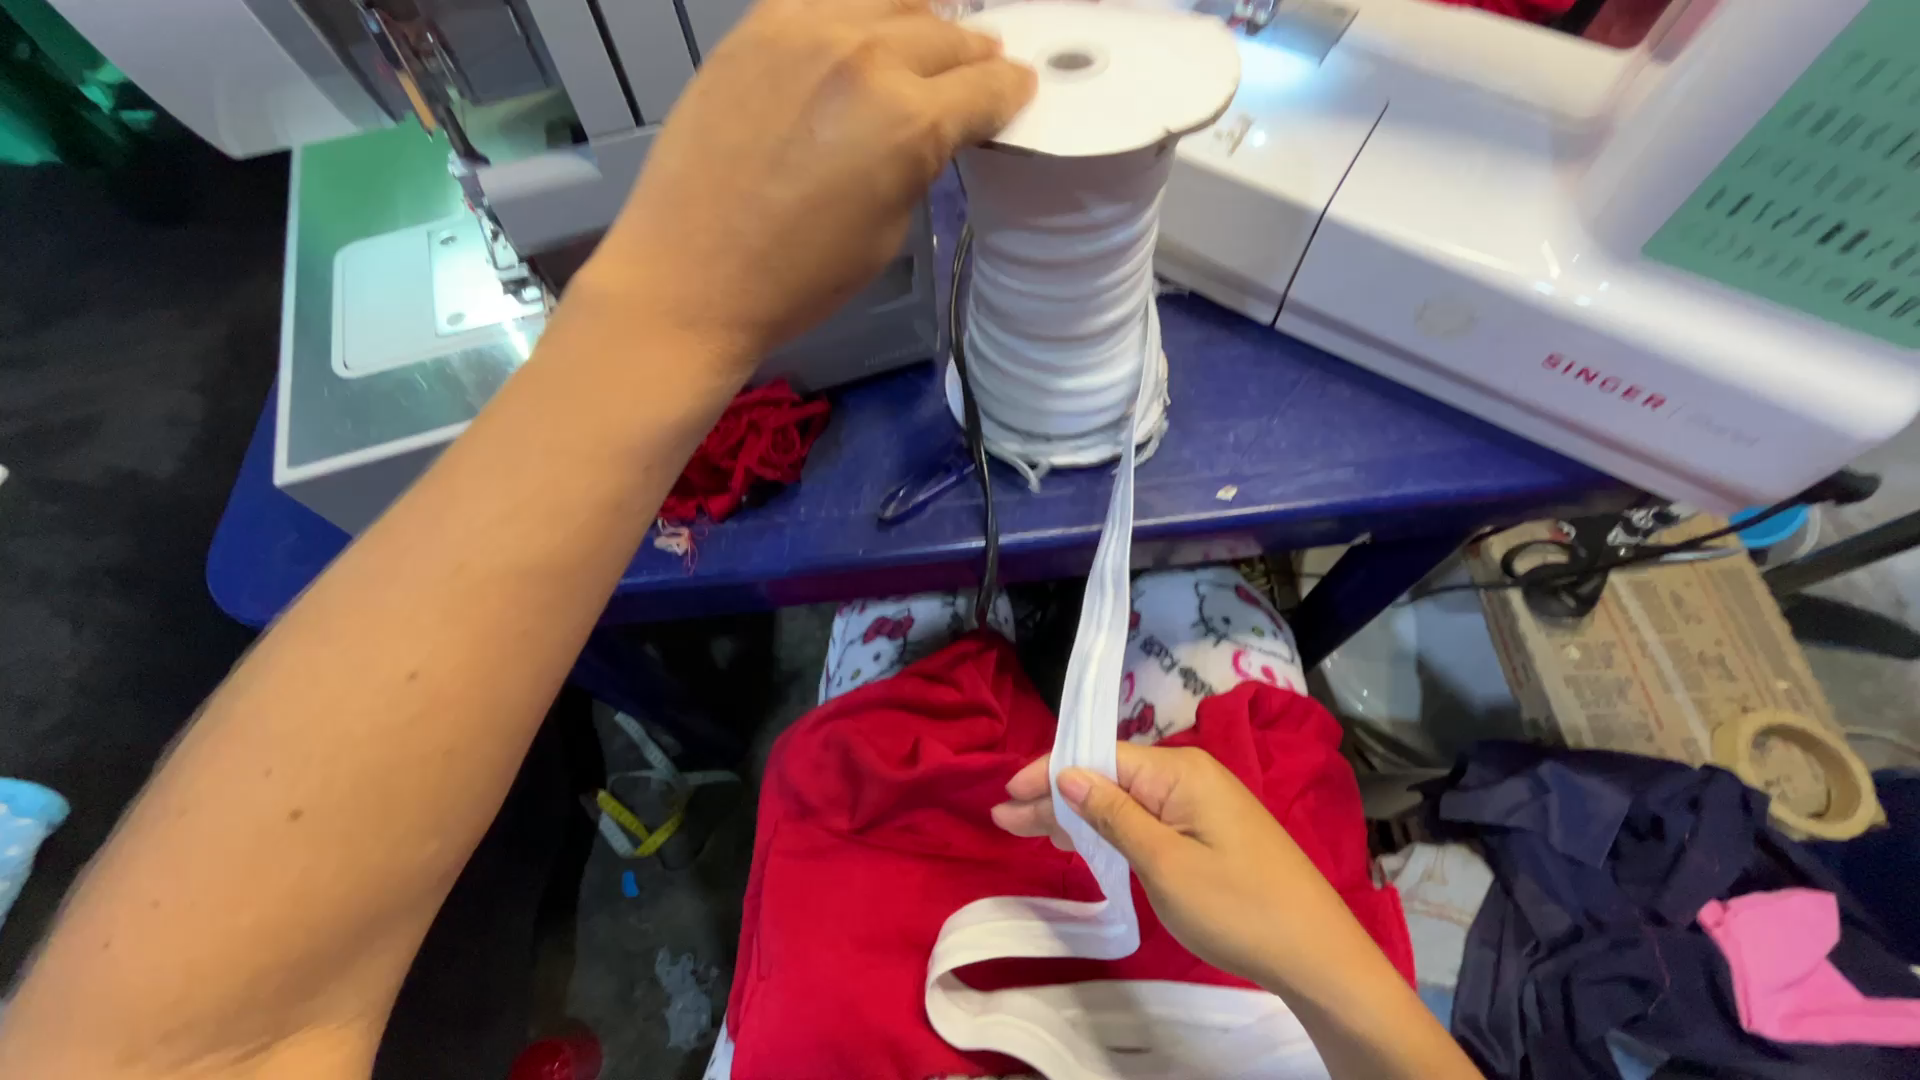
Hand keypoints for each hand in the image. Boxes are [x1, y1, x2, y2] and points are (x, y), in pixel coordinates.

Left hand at [583, 0, 1035, 370]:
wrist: (692, 276)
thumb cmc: (799, 280)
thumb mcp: (886, 234)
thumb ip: (917, 165)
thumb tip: (927, 132)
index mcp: (909, 123)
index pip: (987, 87)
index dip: (1010, 93)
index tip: (1017, 93)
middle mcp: (866, 56)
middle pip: (947, 34)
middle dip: (973, 55)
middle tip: (978, 69)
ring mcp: (805, 29)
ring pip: (892, 2)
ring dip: (921, 24)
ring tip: (925, 46)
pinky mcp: (757, 26)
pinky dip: (860, 14)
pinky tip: (861, 38)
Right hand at [992, 742, 1355, 988]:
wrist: (1319, 956)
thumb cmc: (1237, 909)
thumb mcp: (1164, 863)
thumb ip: (1113, 815)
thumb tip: (1068, 773)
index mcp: (1179, 771)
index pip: (1099, 758)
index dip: (1049, 774)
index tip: (1007, 795)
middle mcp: (1189, 775)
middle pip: (1108, 776)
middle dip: (1056, 797)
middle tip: (1006, 819)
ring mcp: (1201, 802)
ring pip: (1125, 798)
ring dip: (1079, 815)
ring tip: (1031, 829)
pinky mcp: (1208, 829)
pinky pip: (1147, 817)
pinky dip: (1111, 829)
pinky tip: (1083, 841)